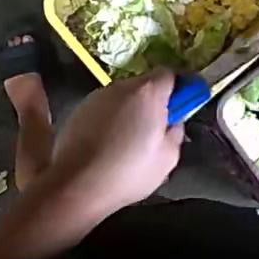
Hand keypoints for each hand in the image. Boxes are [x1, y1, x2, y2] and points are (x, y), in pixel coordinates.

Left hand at [38, 69, 184, 222]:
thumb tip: (172, 122)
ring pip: (123, 96)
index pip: (169, 74)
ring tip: (131, 139)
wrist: (76, 184)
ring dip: (131, 109)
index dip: (179, 87)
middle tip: (157, 127)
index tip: (182, 104)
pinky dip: (112, 118)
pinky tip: (110, 143)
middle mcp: (121, 86)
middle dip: (154, 100)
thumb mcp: (168, 158)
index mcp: (148, 92)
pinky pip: (105, 108)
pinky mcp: (79, 109)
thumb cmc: (128, 171)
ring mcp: (97, 96)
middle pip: (144, 84)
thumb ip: (176, 132)